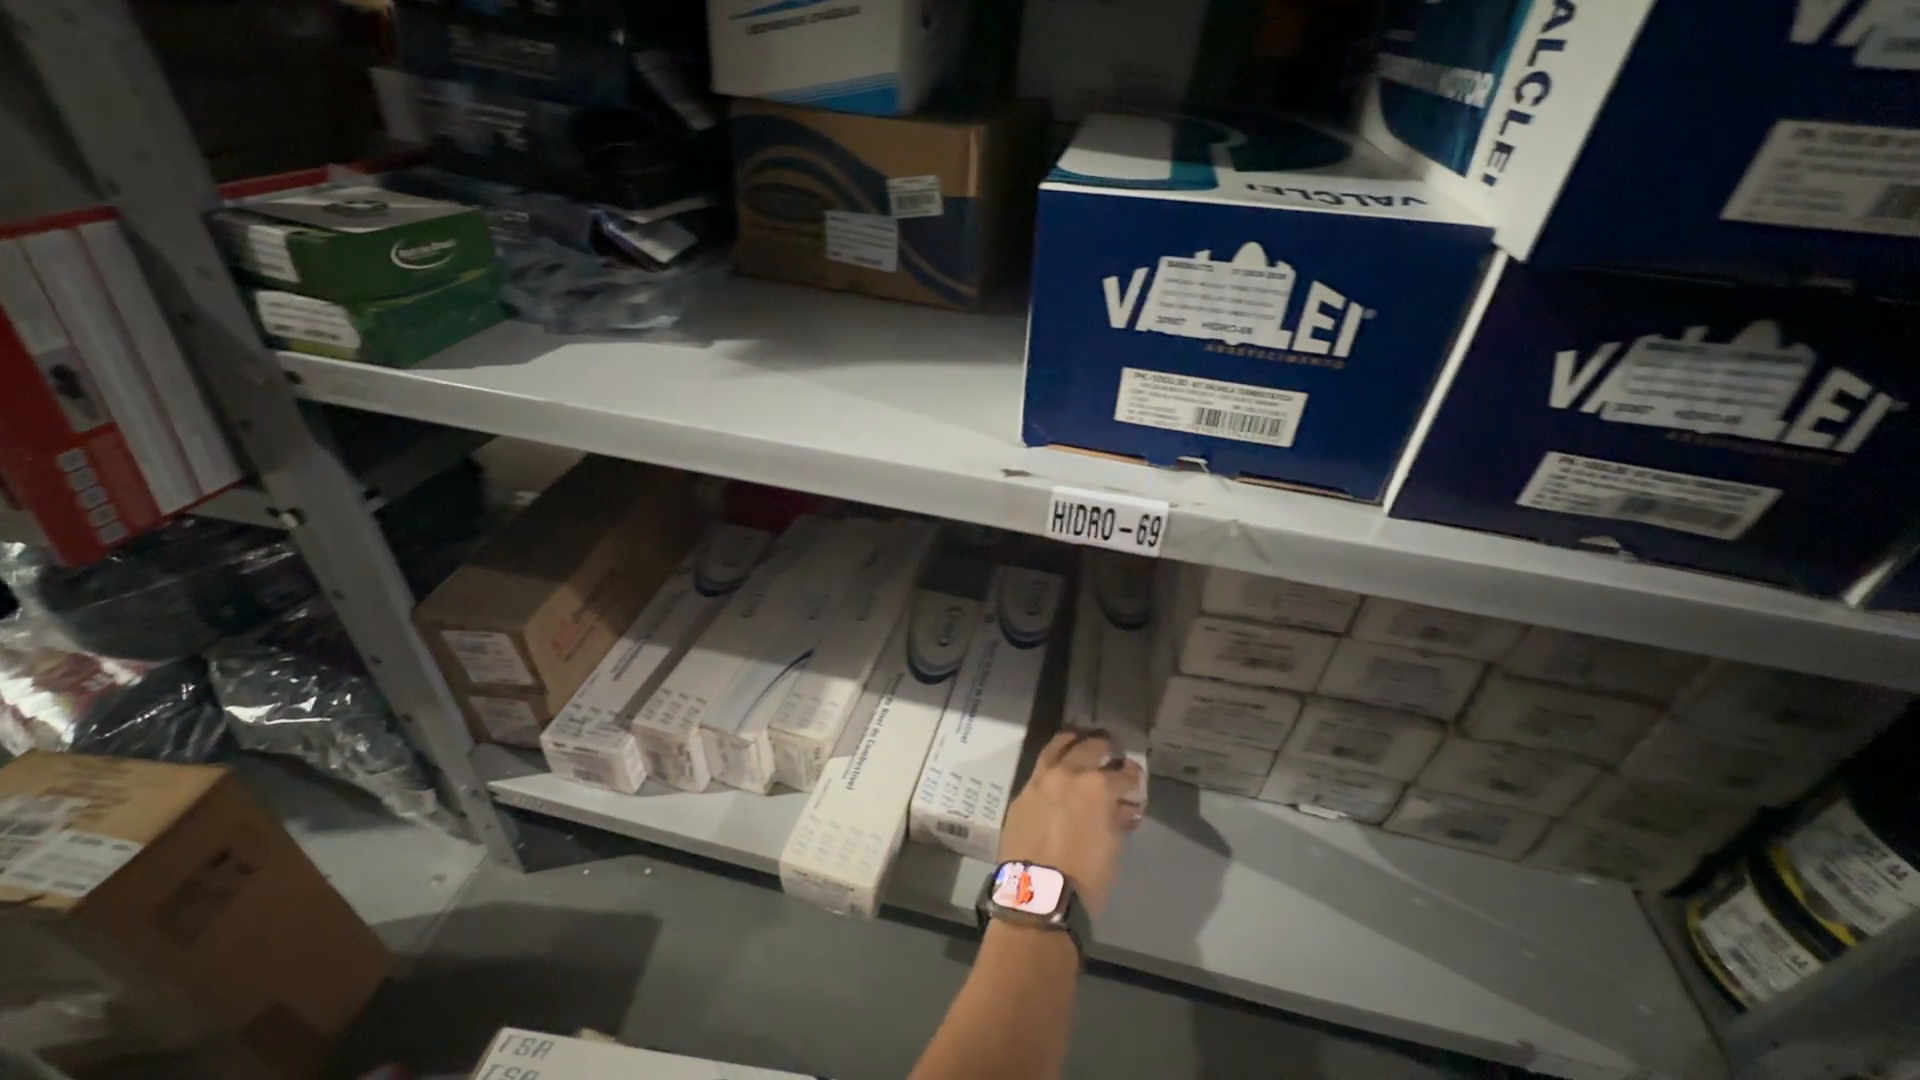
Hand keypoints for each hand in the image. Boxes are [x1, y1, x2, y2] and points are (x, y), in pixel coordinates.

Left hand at [997, 729, 1143, 918]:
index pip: (1123, 773)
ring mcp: (1041, 780)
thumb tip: (1124, 808)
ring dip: (1073, 742)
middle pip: (1090, 747)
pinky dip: (1052, 763)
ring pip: (1058, 747)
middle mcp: (1069, 774)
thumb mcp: (1112, 847)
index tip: (1135, 776)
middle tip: (1112, 748)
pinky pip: (1039, 769)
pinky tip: (1058, 767)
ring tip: (1081, 740)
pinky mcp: (1022, 794)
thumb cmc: (1086, 877)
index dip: (1133, 775)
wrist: (1036, 895)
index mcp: (1098, 787)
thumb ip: (1118, 819)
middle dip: (1105, 746)